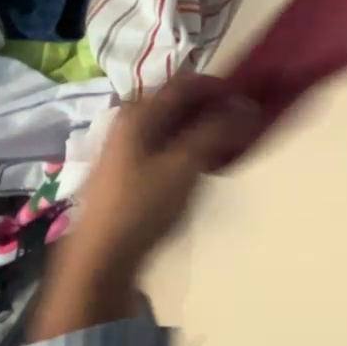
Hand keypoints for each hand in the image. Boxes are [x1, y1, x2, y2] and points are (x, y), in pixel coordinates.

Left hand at [28, 72, 262, 340]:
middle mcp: (128, 122)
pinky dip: (188, 145)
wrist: (98, 263)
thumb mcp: (186, 163)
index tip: (248, 96)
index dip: (220, 85)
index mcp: (139, 113)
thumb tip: (248, 104)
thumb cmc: (142, 205)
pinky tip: (204, 162)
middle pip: (179, 102)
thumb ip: (219, 129)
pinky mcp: (126, 171)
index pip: (187, 82)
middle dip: (213, 107)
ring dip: (202, 127)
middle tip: (241, 118)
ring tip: (228, 141)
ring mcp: (124, 148)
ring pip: (172, 124)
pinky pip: (164, 144)